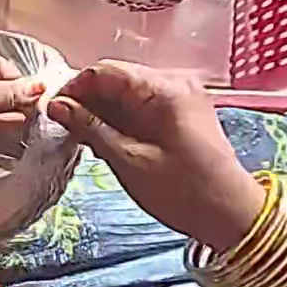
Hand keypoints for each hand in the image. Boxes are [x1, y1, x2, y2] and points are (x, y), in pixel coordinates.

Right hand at [45, 61, 265, 249]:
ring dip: (100, 112)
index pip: (104, 71)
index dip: (74, 89)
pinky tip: (106, 141)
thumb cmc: (181, 191)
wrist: (233, 215)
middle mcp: (173, 82)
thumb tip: (56, 106)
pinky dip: (118, 120)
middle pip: (114, 79)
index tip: (53, 114)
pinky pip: (139, 105)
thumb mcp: (128, 161)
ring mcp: (179, 96)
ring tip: (83, 139)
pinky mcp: (179, 112)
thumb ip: (90, 128)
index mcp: (163, 89)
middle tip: (65, 130)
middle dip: (86, 101)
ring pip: (124, 93)